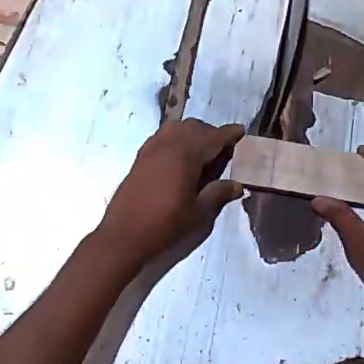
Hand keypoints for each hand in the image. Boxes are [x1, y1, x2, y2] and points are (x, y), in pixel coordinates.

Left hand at [96, 120, 244, 268]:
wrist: (123, 237)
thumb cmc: (165, 225)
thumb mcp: (198, 213)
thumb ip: (218, 193)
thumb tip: (237, 185)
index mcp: (185, 155)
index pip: (213, 136)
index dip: (229, 134)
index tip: (241, 132)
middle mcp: (168, 144)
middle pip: (194, 127)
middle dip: (211, 133)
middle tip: (223, 150)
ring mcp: (151, 149)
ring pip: (176, 128)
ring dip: (192, 134)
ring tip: (202, 153)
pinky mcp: (140, 157)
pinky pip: (163, 137)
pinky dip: (176, 139)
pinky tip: (180, 158)